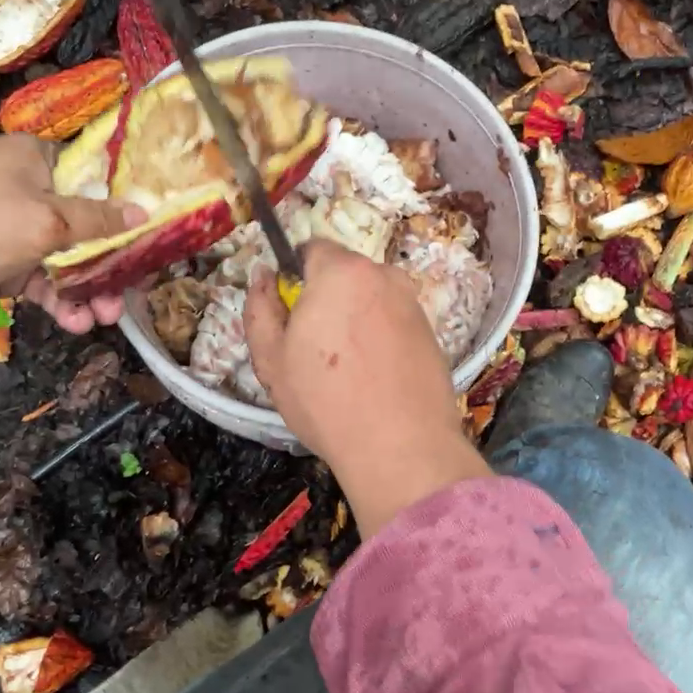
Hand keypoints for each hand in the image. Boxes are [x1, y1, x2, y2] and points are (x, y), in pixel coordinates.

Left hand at [0, 134, 141, 333]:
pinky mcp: (2, 265)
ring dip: (90, 290)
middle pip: (91, 226)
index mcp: (39, 160)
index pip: (100, 179)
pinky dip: (62, 302)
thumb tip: (147, 215)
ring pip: (71, 260)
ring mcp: (15, 230)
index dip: (131, 209)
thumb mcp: (45, 220)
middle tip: (130, 295)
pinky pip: (45, 282)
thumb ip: (100, 222)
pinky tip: (75, 323)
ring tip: (102, 320)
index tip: (157, 239)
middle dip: (112, 264)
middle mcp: (30, 190)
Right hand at [244, 241, 490, 532]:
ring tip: (346, 369)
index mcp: (342, 272)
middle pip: (345, 274)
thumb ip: (260, 308)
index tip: (290, 312)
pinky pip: (394, 322)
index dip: (295, 275)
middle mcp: (384, 276)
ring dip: (355, 318)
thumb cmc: (327, 400)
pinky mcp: (432, 331)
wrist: (402, 444)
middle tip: (313, 348)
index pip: (312, 248)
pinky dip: (381, 338)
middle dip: (327, 299)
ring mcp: (413, 303)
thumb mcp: (272, 358)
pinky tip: (374, 377)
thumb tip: (264, 276)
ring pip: (371, 299)